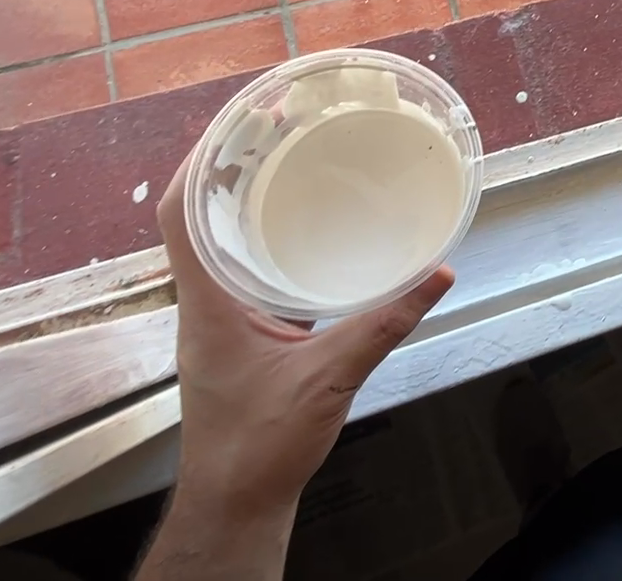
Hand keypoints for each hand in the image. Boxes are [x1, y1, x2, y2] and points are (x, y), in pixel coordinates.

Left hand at [154, 158, 453, 519]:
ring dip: (248, 191)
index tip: (239, 121)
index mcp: (210, 303)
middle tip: (280, 122)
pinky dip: (269, 227)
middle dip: (231, 161)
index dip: (200, 162)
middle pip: (200, 214)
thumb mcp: (330, 377)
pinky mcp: (244, 324)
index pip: (181, 218)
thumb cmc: (263, 443)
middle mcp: (208, 298)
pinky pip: (248, 258)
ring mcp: (223, 312)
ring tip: (291, 154)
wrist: (237, 499)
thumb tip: (439, 273)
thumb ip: (385, 324)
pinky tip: (307, 221)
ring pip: (222, 234)